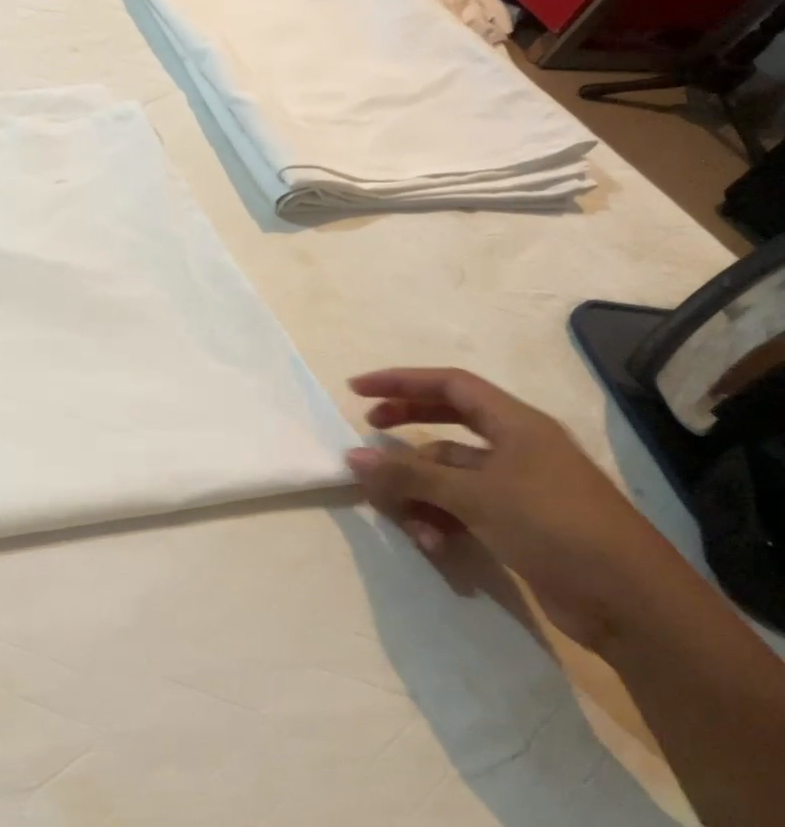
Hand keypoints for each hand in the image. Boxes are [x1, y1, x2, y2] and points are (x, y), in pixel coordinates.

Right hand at [344, 367, 681, 652]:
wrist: (631, 602)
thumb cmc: (554, 528)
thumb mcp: (473, 497)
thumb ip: (409, 475)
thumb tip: (352, 457)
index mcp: (518, 426)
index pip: (451, 385)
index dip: (401, 382)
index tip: (356, 390)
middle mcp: (519, 449)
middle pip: (448, 423)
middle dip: (405, 428)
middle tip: (367, 433)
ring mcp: (520, 487)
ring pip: (449, 473)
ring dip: (418, 493)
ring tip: (402, 521)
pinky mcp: (519, 523)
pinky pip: (462, 507)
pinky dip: (439, 519)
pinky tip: (431, 543)